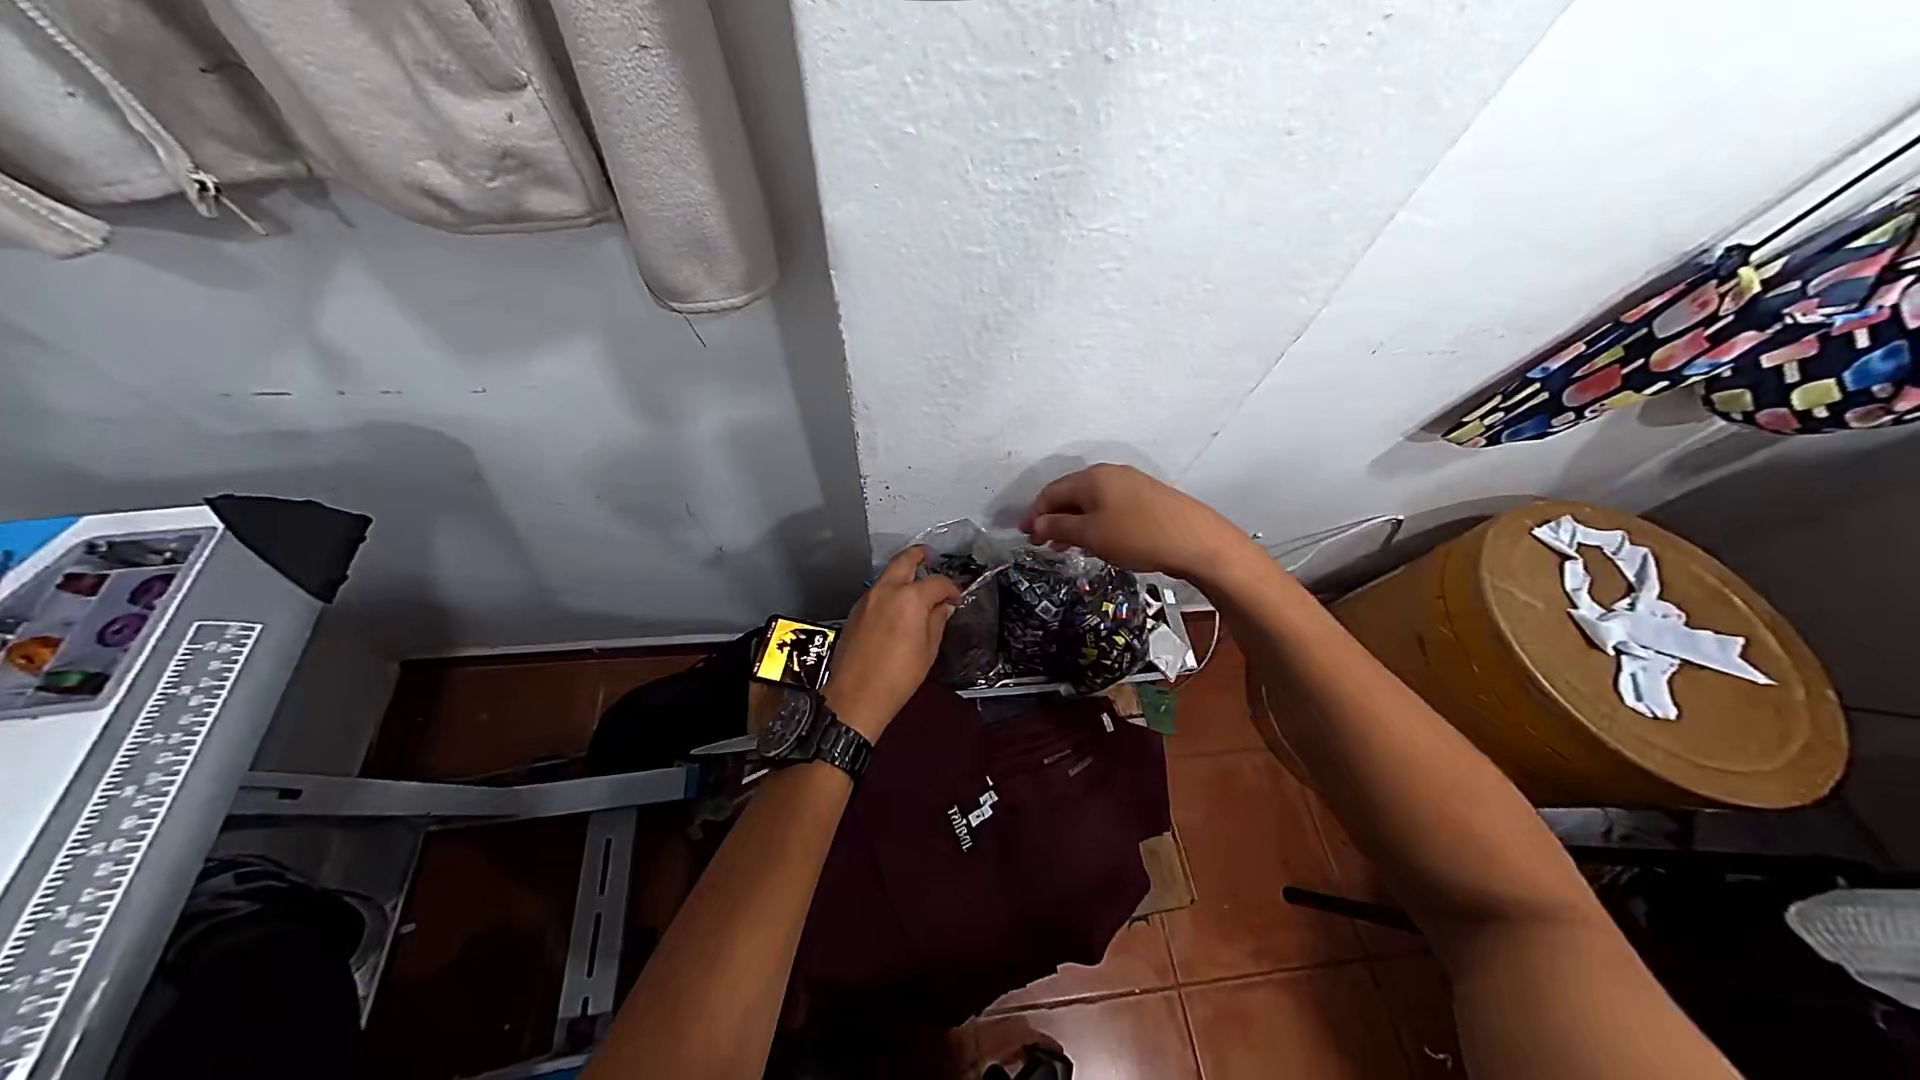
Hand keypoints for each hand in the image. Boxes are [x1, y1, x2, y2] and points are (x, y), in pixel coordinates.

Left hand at [824, 546, 960, 740]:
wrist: (857, 696)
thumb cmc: (896, 677)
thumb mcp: (928, 649)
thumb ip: (937, 621)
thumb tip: (942, 608)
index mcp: (910, 598)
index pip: (937, 582)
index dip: (951, 588)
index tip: (956, 597)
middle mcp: (886, 592)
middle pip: (904, 561)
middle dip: (918, 556)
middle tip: (928, 555)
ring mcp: (867, 600)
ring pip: (887, 575)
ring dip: (902, 573)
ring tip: (916, 582)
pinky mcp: (855, 612)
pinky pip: (876, 592)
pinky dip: (889, 590)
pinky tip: (898, 605)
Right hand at [1020, 464, 1257, 581]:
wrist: (1196, 541)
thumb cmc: (1138, 536)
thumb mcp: (1091, 535)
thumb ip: (1059, 527)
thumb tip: (1036, 522)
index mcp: (1091, 478)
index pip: (1051, 492)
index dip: (1034, 513)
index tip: (1024, 534)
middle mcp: (1110, 474)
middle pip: (1070, 494)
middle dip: (1052, 517)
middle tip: (1040, 542)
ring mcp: (1130, 484)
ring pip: (1090, 501)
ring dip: (1072, 522)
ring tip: (1063, 546)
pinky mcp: (1147, 498)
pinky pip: (1109, 506)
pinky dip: (1094, 521)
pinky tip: (1095, 540)